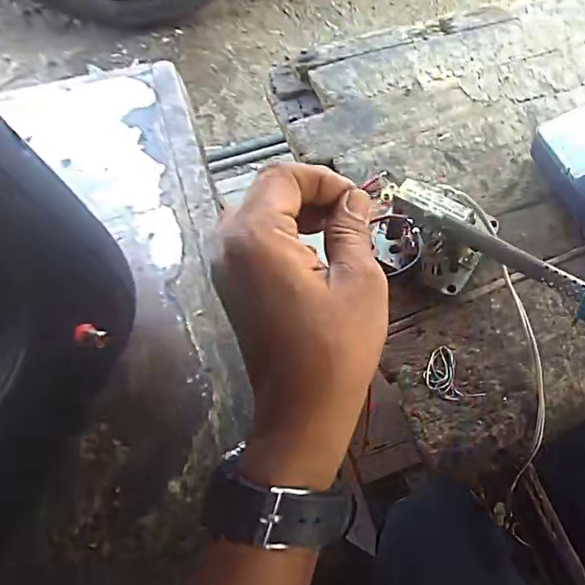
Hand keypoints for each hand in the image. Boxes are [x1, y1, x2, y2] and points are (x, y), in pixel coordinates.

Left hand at [213, 164, 387, 490]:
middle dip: (314, 194)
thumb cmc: (338, 347)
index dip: (326, 180)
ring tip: (343, 231)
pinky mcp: (231, 285)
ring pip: (260, 213)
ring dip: (301, 213)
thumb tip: (354, 200)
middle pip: (267, 191)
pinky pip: (255, 240)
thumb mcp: (359, 281)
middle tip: (356, 215)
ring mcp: (224, 266)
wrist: (304, 407)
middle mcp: (228, 244)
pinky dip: (287, 234)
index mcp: (256, 238)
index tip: (360, 201)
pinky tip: (320, 252)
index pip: (284, 178)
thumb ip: (352, 230)